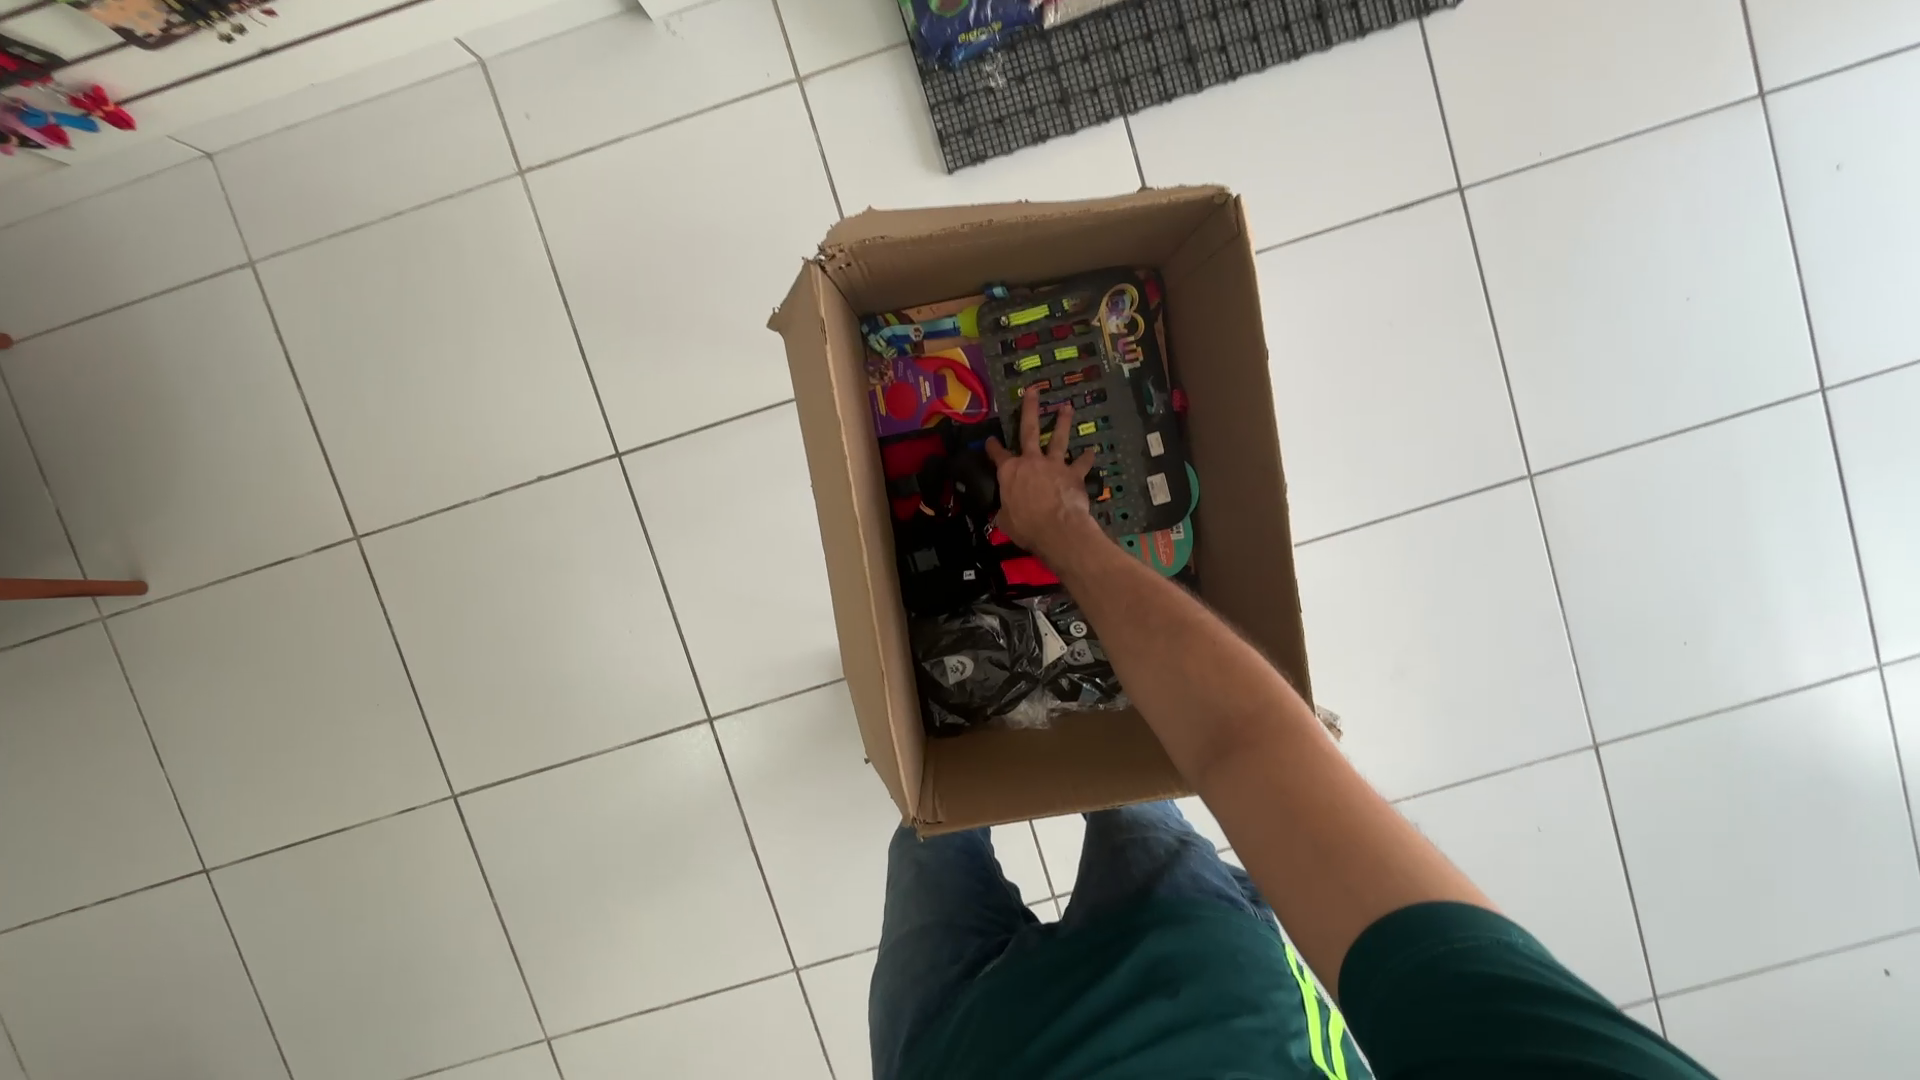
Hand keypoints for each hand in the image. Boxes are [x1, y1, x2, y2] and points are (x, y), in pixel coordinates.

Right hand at [985, 385, 1100, 558]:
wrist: (1056, 528)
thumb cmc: (1025, 525)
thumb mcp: (1005, 520)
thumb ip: (1005, 510)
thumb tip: (1005, 511)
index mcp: (1009, 472)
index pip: (997, 455)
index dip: (992, 447)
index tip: (990, 441)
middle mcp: (1031, 461)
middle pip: (1029, 430)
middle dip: (1030, 409)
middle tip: (1033, 391)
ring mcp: (1054, 465)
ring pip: (1058, 439)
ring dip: (1063, 422)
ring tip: (1067, 407)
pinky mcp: (1074, 474)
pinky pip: (1081, 463)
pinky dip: (1087, 457)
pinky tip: (1092, 451)